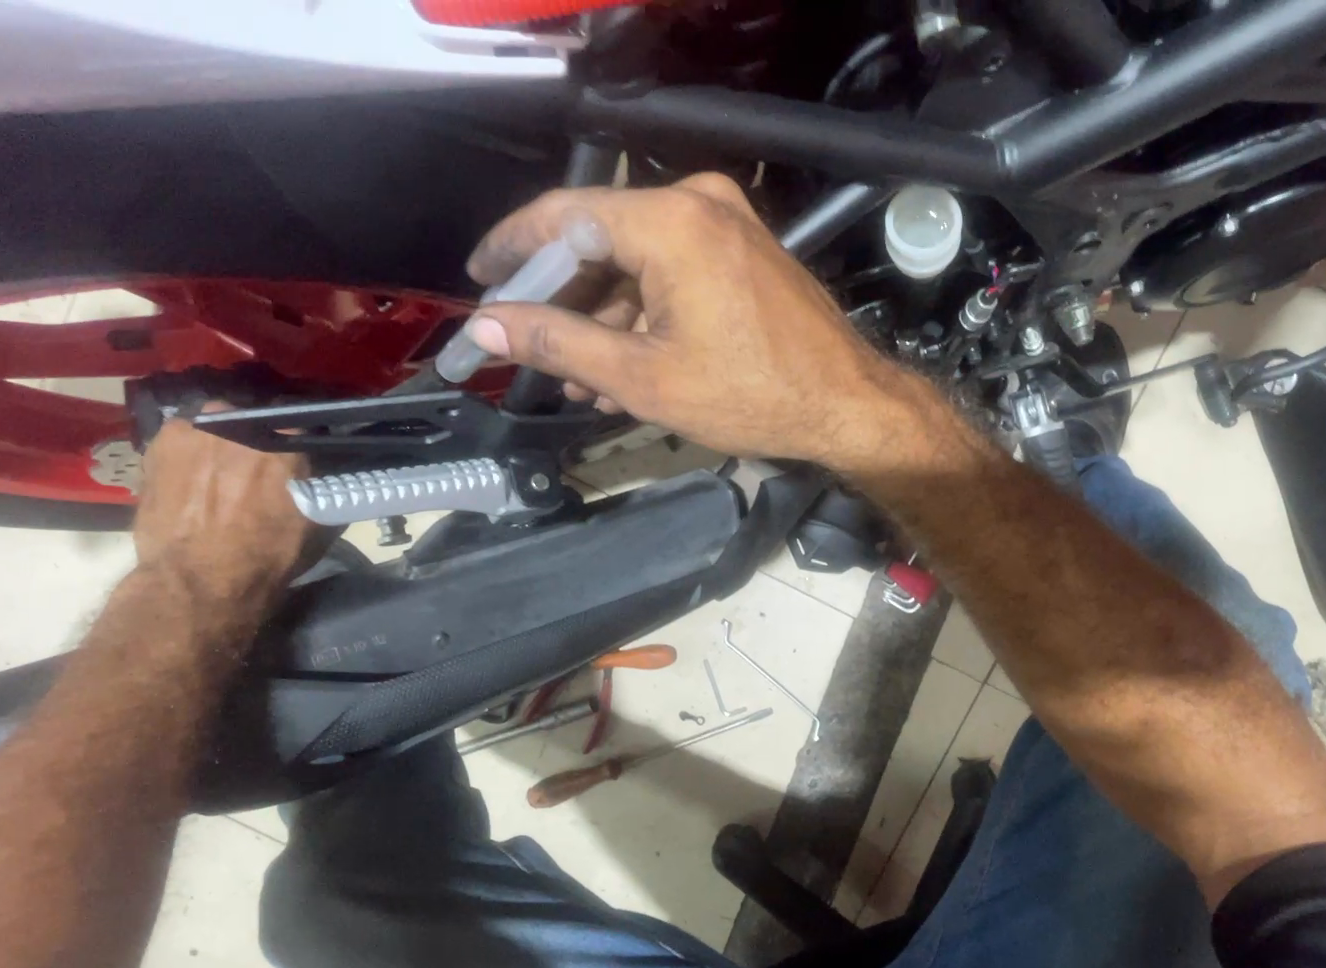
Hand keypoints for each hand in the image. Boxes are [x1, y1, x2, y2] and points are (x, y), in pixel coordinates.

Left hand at [131, 413, 311, 611]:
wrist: (199, 578)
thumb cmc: (269, 554)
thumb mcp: (317, 521)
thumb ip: (320, 486)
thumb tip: (319, 475)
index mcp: (287, 440)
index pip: (300, 429)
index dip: (297, 448)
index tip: (295, 464)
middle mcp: (241, 424)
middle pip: (254, 423)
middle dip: (255, 441)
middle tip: (255, 471)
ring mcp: (195, 430)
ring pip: (215, 427)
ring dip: (220, 444)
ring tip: (220, 475)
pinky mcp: (160, 444)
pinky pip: (182, 440)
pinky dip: (188, 454)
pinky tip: (191, 480)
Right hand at [463, 174, 920, 469]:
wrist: (847, 406)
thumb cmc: (750, 394)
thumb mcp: (642, 377)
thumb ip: (559, 344)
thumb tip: (486, 328)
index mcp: (669, 221)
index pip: (561, 218)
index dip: (511, 251)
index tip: (477, 282)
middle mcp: (698, 204)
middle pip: (599, 239)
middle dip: (562, 301)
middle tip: (527, 347)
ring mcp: (727, 225)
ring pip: (636, 262)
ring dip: (604, 320)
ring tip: (577, 382)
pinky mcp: (744, 251)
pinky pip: (673, 271)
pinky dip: (645, 314)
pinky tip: (622, 367)